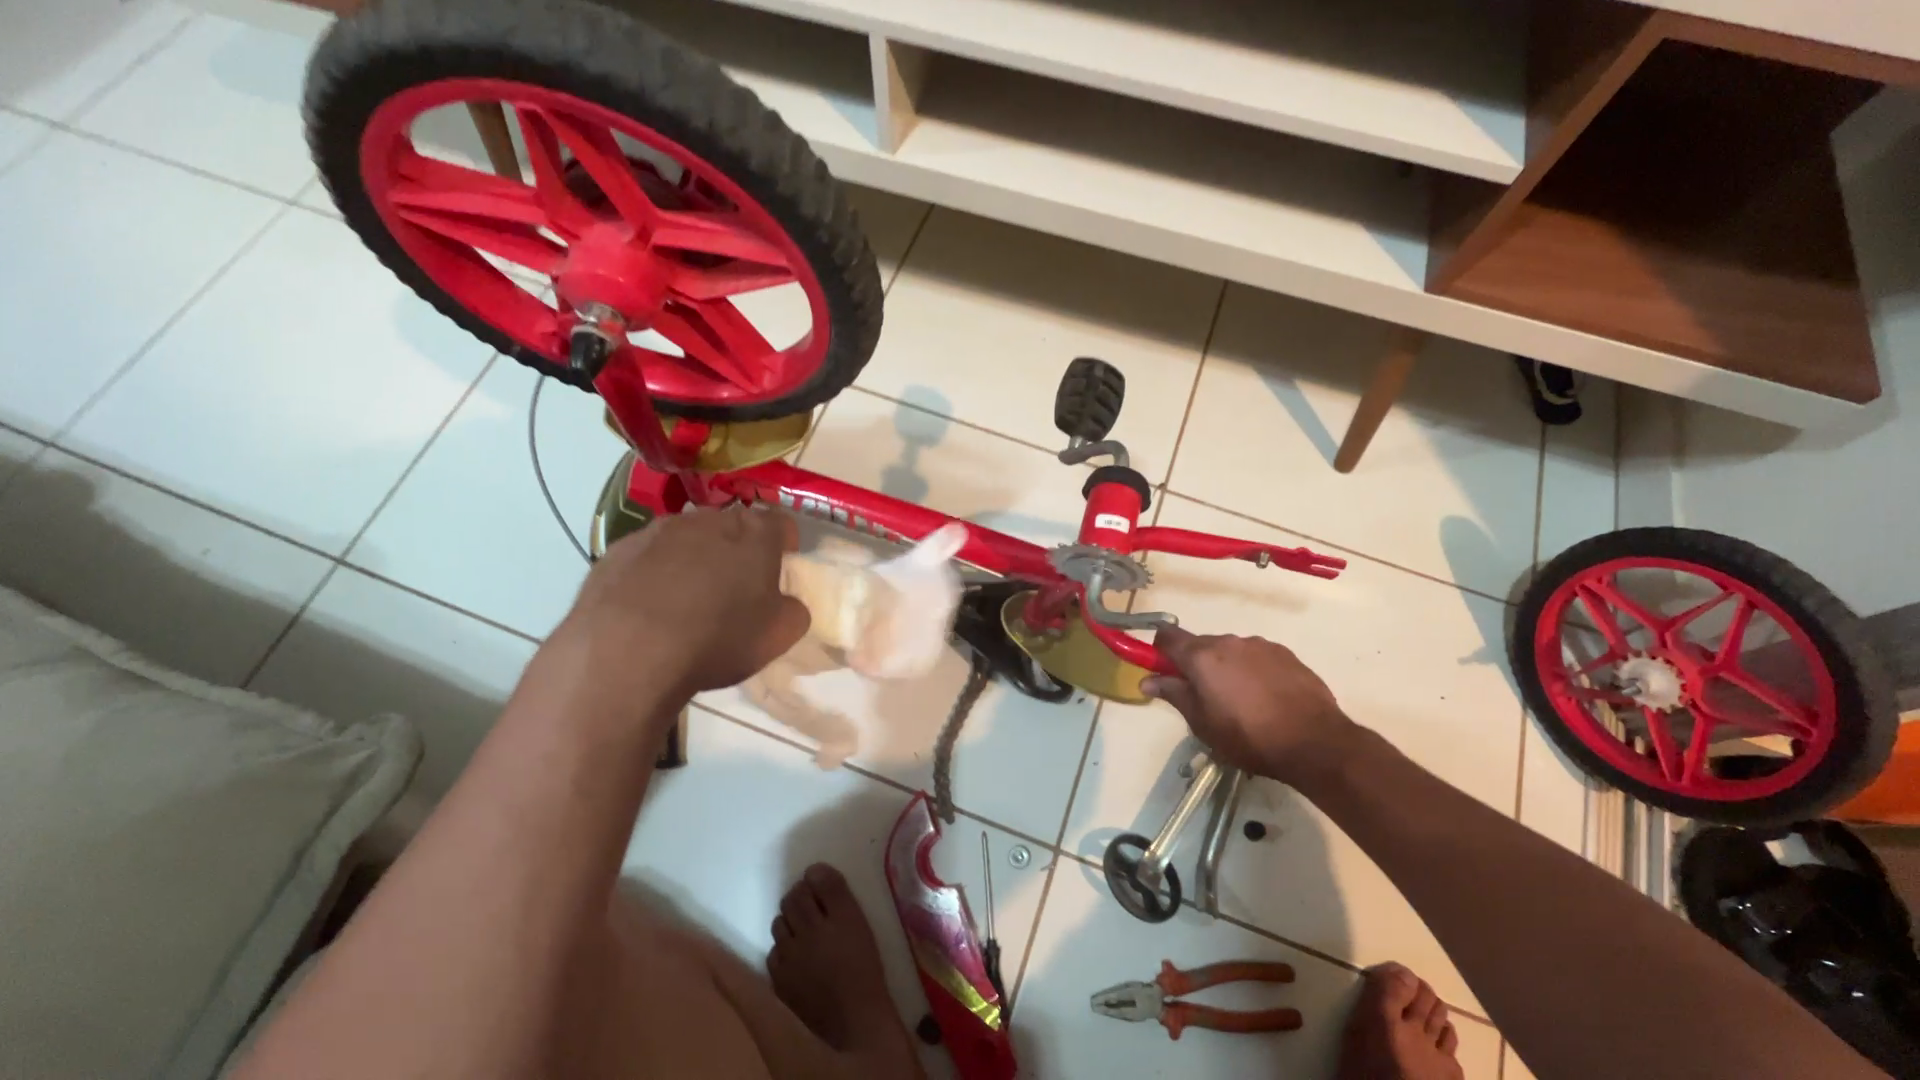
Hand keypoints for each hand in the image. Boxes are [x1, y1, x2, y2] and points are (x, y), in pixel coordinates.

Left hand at [557, 505, 810, 696]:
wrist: (628, 650)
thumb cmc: (718, 639)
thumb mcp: (779, 635)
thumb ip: (793, 610)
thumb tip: (785, 602)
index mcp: (754, 534)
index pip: (780, 523)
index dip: (785, 543)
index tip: (782, 565)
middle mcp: (707, 520)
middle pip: (730, 527)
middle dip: (736, 550)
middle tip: (735, 587)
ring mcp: (658, 530)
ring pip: (686, 538)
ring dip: (693, 558)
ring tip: (686, 600)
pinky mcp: (618, 549)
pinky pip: (647, 556)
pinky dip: (653, 573)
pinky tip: (648, 608)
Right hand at [1142, 625, 1356, 783]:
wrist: (1313, 741)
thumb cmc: (1248, 737)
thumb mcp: (1202, 723)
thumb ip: (1174, 695)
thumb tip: (1148, 680)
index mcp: (1202, 657)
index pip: (1167, 636)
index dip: (1159, 650)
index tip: (1162, 672)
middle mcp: (1229, 642)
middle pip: (1201, 645)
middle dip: (1196, 666)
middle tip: (1204, 699)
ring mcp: (1261, 646)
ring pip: (1231, 652)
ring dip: (1227, 669)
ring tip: (1241, 703)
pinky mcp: (1287, 655)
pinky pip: (1258, 658)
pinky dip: (1253, 672)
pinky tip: (1266, 700)